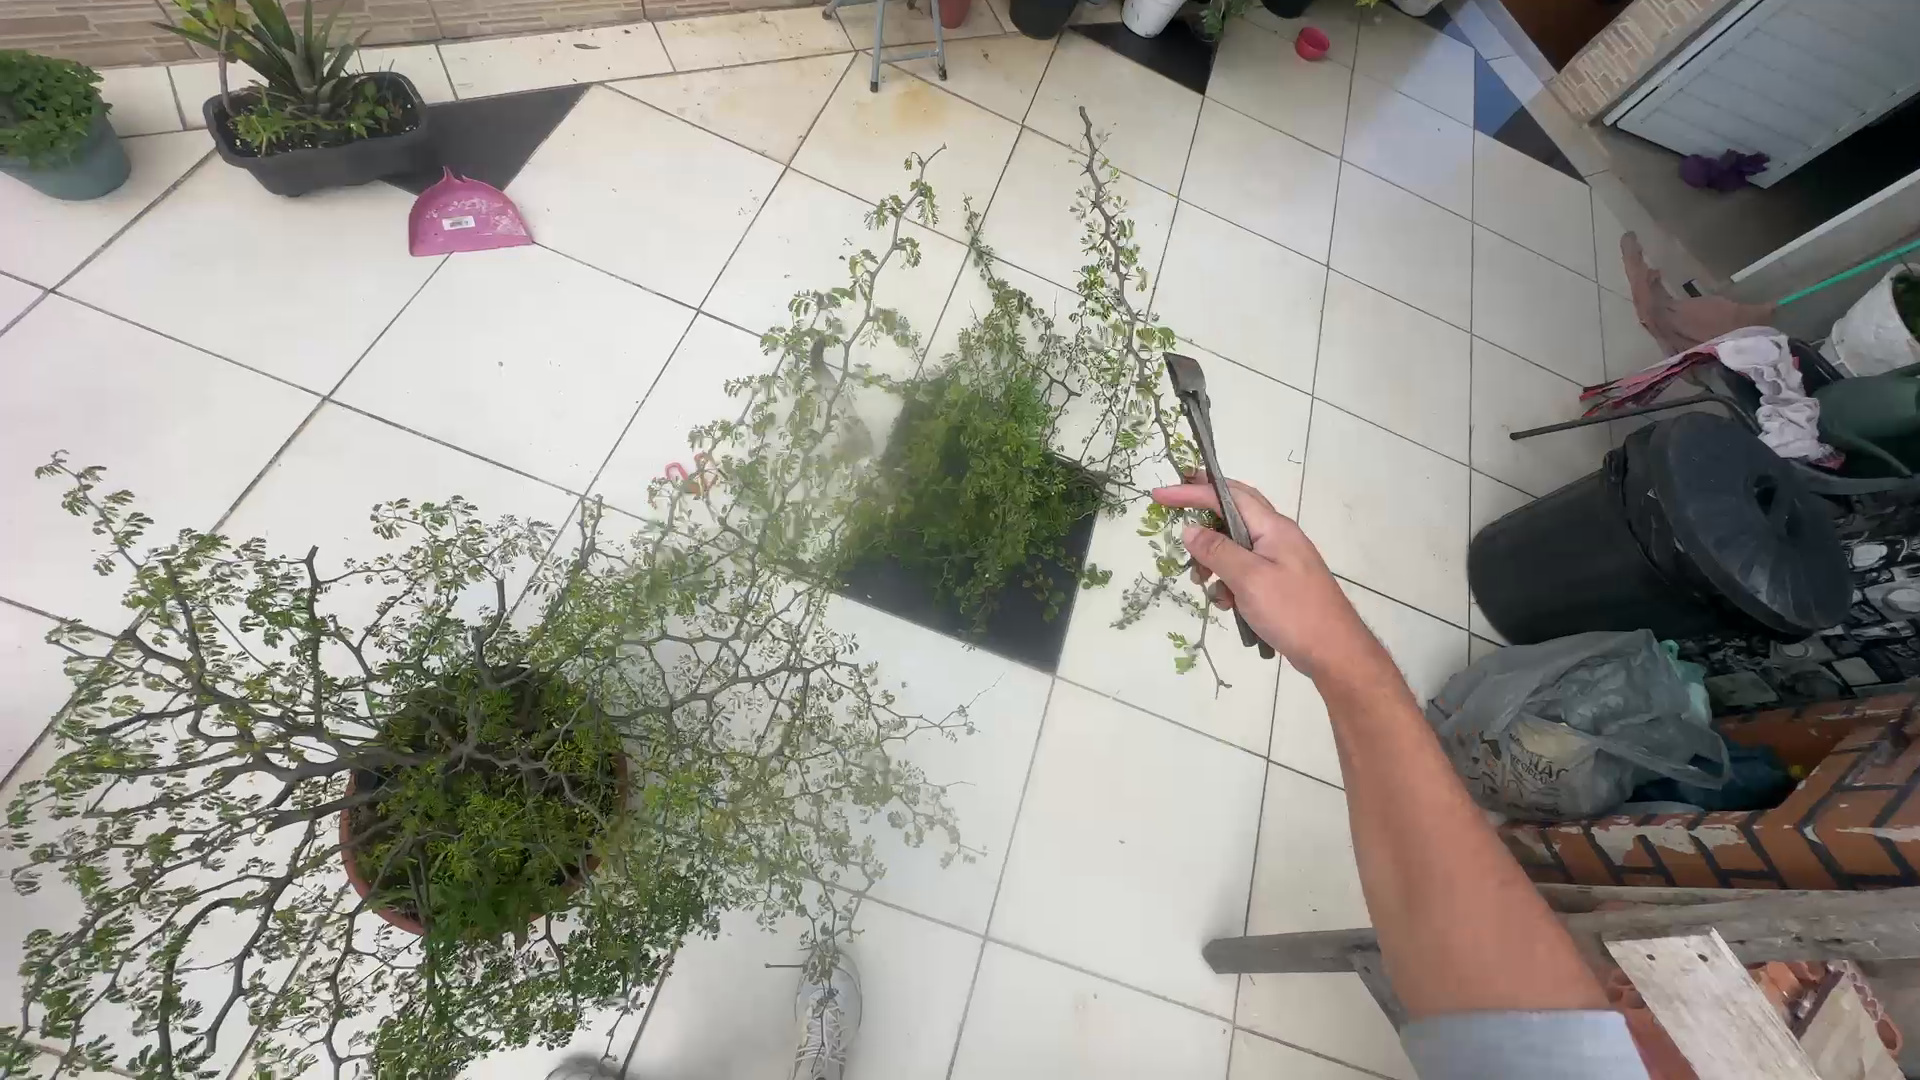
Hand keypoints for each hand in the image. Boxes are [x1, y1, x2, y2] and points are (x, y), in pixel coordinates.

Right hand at [1151, 475, 1384, 680]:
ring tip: (1202, 583)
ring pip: (1233, 546)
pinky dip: (1227, 581)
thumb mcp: (1248, 578)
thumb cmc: (1293, 611)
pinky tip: (1225, 603)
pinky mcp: (1277, 581)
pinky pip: (1243, 570)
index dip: (1191, 491)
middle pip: (1231, 514)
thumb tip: (1189, 528)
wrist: (1335, 653)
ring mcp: (1278, 559)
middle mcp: (1276, 536)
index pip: (1227, 495)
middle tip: (1176, 533)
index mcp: (1273, 527)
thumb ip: (1216, 550)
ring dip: (1212, 560)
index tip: (1160, 495)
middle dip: (1201, 523)